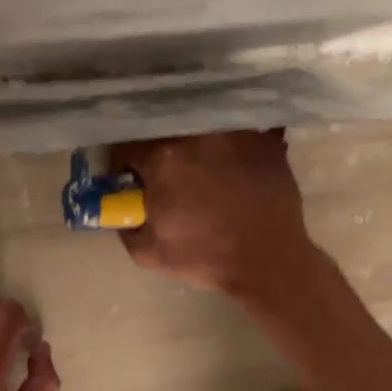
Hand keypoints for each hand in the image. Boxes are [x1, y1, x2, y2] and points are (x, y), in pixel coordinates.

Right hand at [110, 130, 313, 296]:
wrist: (268, 260)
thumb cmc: (205, 258)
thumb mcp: (146, 253)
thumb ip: (125, 225)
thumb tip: (123, 209)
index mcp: (163, 158)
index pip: (126, 147)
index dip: (123, 167)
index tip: (130, 182)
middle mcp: (197, 134)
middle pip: (165, 133)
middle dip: (158, 154)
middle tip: (166, 179)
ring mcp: (235, 132)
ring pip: (202, 130)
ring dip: (195, 148)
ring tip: (203, 172)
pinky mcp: (266, 139)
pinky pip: (238, 134)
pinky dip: (230, 148)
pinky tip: (234, 169)